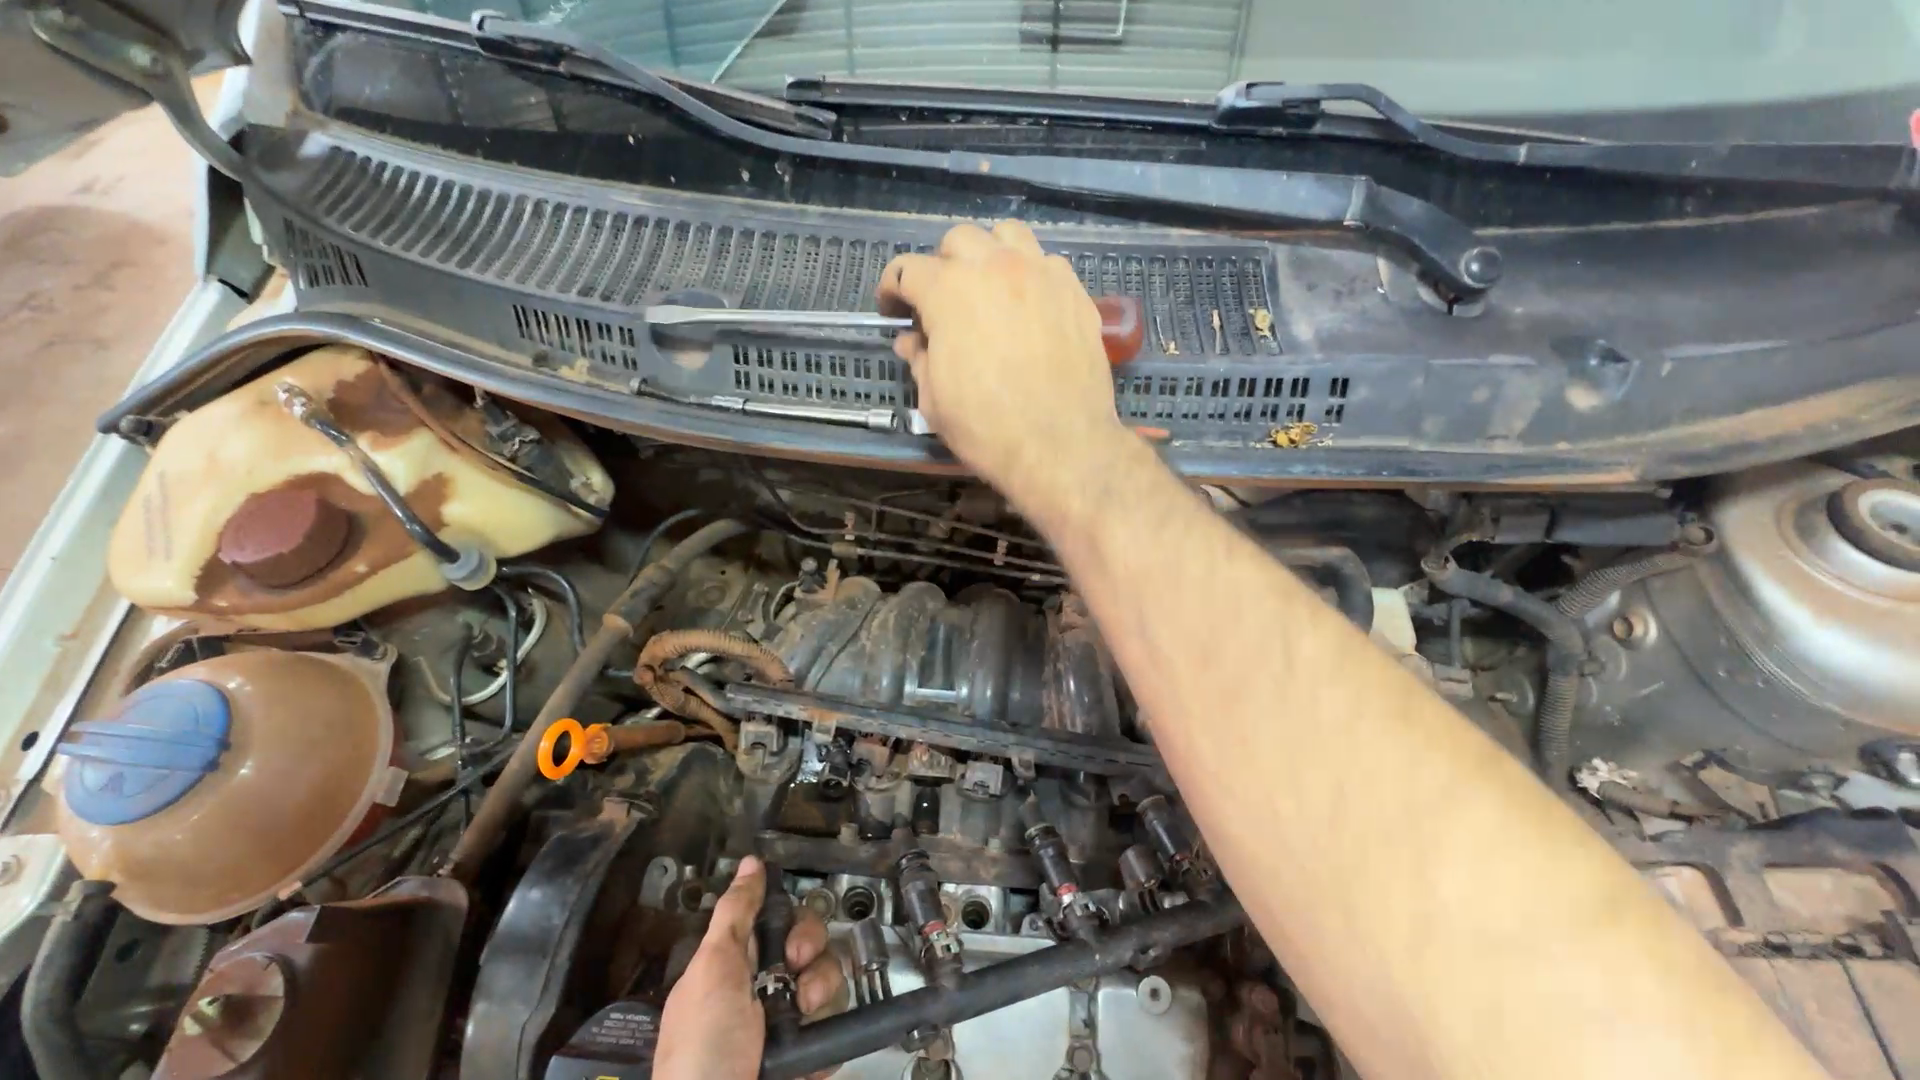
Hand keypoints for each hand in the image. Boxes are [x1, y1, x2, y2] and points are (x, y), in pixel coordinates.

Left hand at [654, 856, 846, 1079]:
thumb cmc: (705, 1046)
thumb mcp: (712, 969)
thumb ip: (736, 914)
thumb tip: (750, 861)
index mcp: (736, 970)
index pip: (779, 926)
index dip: (792, 922)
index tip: (789, 935)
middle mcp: (764, 994)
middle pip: (811, 950)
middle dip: (812, 954)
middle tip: (796, 972)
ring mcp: (789, 1030)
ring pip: (828, 985)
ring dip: (822, 991)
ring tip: (805, 1014)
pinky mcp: (810, 1060)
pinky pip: (838, 1032)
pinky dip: (833, 1036)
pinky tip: (817, 1046)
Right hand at [878, 221, 1131, 513]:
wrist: (1062, 445)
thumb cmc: (987, 427)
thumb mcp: (934, 399)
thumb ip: (919, 359)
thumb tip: (911, 342)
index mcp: (948, 291)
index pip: (907, 269)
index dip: (893, 289)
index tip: (893, 310)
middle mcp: (994, 267)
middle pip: (958, 240)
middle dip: (942, 265)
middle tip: (942, 301)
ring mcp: (1040, 274)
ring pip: (1007, 236)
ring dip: (989, 254)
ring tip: (987, 286)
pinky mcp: (1074, 291)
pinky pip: (1046, 262)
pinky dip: (1029, 273)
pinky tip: (1027, 304)